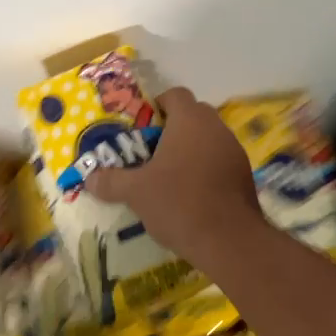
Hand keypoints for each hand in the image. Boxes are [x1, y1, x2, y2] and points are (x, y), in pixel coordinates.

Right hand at [85, 87, 265, 265]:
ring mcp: (234, 150)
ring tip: (171, 176)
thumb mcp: (136, 193)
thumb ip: (112, 182)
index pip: (175, 95)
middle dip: (174, 129)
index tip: (143, 127)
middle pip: (193, 115)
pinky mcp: (245, 174)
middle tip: (152, 152)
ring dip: (192, 149)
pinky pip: (221, 160)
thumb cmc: (179, 202)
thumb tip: (89, 179)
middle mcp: (215, 127)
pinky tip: (193, 195)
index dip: (158, 105)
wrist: (229, 240)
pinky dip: (207, 169)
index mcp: (190, 120)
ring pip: (209, 139)